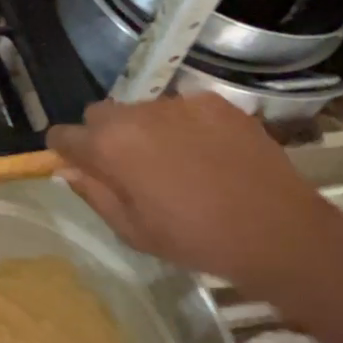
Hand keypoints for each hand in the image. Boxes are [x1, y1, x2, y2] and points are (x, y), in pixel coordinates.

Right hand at [48, 95, 342, 286]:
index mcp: (109, 146)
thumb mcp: (133, 231)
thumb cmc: (197, 239)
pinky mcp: (213, 102)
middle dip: (104, 136)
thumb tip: (68, 169)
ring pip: (142, 110)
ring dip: (145, 130)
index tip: (79, 166)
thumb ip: (94, 193)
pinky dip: (184, 126)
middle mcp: (136, 114)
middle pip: (100, 114)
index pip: (64, 134)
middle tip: (130, 169)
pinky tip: (207, 154)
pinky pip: (182, 108)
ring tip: (176, 163)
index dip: (66, 150)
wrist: (278, 231)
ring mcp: (177, 103)